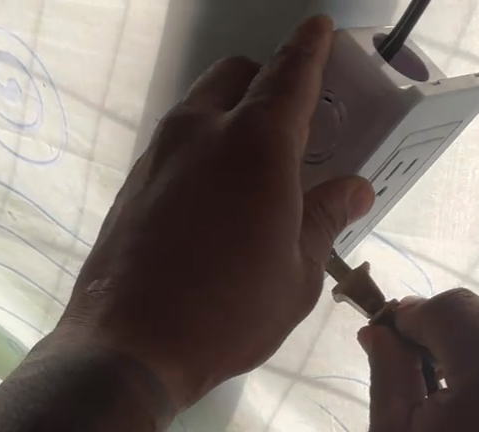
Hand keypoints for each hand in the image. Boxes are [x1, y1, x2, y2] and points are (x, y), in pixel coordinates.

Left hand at [53, 16, 374, 409]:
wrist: (129, 349)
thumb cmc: (225, 316)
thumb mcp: (296, 277)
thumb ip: (324, 222)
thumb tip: (352, 190)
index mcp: (255, 142)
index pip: (291, 70)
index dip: (312, 48)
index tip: (320, 34)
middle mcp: (199, 134)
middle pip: (234, 77)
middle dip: (261, 83)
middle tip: (284, 124)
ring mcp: (153, 161)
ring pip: (194, 114)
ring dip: (223, 123)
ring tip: (243, 174)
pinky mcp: (125, 193)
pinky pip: (168, 156)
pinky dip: (193, 161)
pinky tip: (203, 208)